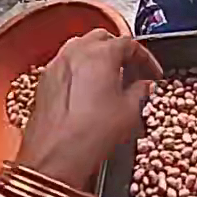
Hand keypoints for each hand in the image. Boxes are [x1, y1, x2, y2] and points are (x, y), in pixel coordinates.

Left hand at [15, 30, 161, 189]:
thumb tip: (145, 86)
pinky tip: (88, 92)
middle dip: (120, 52)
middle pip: (103, 39)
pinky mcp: (43, 81)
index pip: (129, 44)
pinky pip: (66, 65)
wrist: (55, 156)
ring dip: (98, 58)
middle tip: (132, 72)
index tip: (153, 74)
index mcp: (101, 54)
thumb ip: (141, 92)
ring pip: (81, 48)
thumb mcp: (129, 112)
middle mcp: (75, 52)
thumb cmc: (92, 133)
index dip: (146, 58)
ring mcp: (56, 65)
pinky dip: (80, 70)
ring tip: (111, 79)